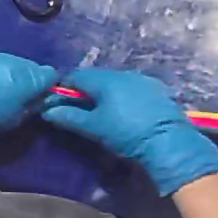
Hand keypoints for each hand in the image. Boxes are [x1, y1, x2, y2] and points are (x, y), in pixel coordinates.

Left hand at [0, 46, 57, 148]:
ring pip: (9, 61)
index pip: (49, 74)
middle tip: (16, 92)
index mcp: (27, 77)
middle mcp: (13, 60)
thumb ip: (35, 104)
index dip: (46, 84)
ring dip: (7, 71)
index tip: (39, 94)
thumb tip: (45, 97)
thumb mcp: (17, 118)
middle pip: (28, 66)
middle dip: (25, 77)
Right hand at [42, 69, 217, 194]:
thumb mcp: (94, 127)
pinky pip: (130, 87)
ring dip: (103, 93)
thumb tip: (47, 111)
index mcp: (104, 80)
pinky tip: (123, 111)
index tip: (59, 102)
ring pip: (113, 82)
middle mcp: (122, 74)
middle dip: (84, 90)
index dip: (64, 88)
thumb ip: (69, 117)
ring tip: (101, 111)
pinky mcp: (156, 89)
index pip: (75, 77)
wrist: (170, 143)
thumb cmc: (125, 133)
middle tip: (79, 109)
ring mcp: (141, 80)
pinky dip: (121, 95)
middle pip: (95, 78)